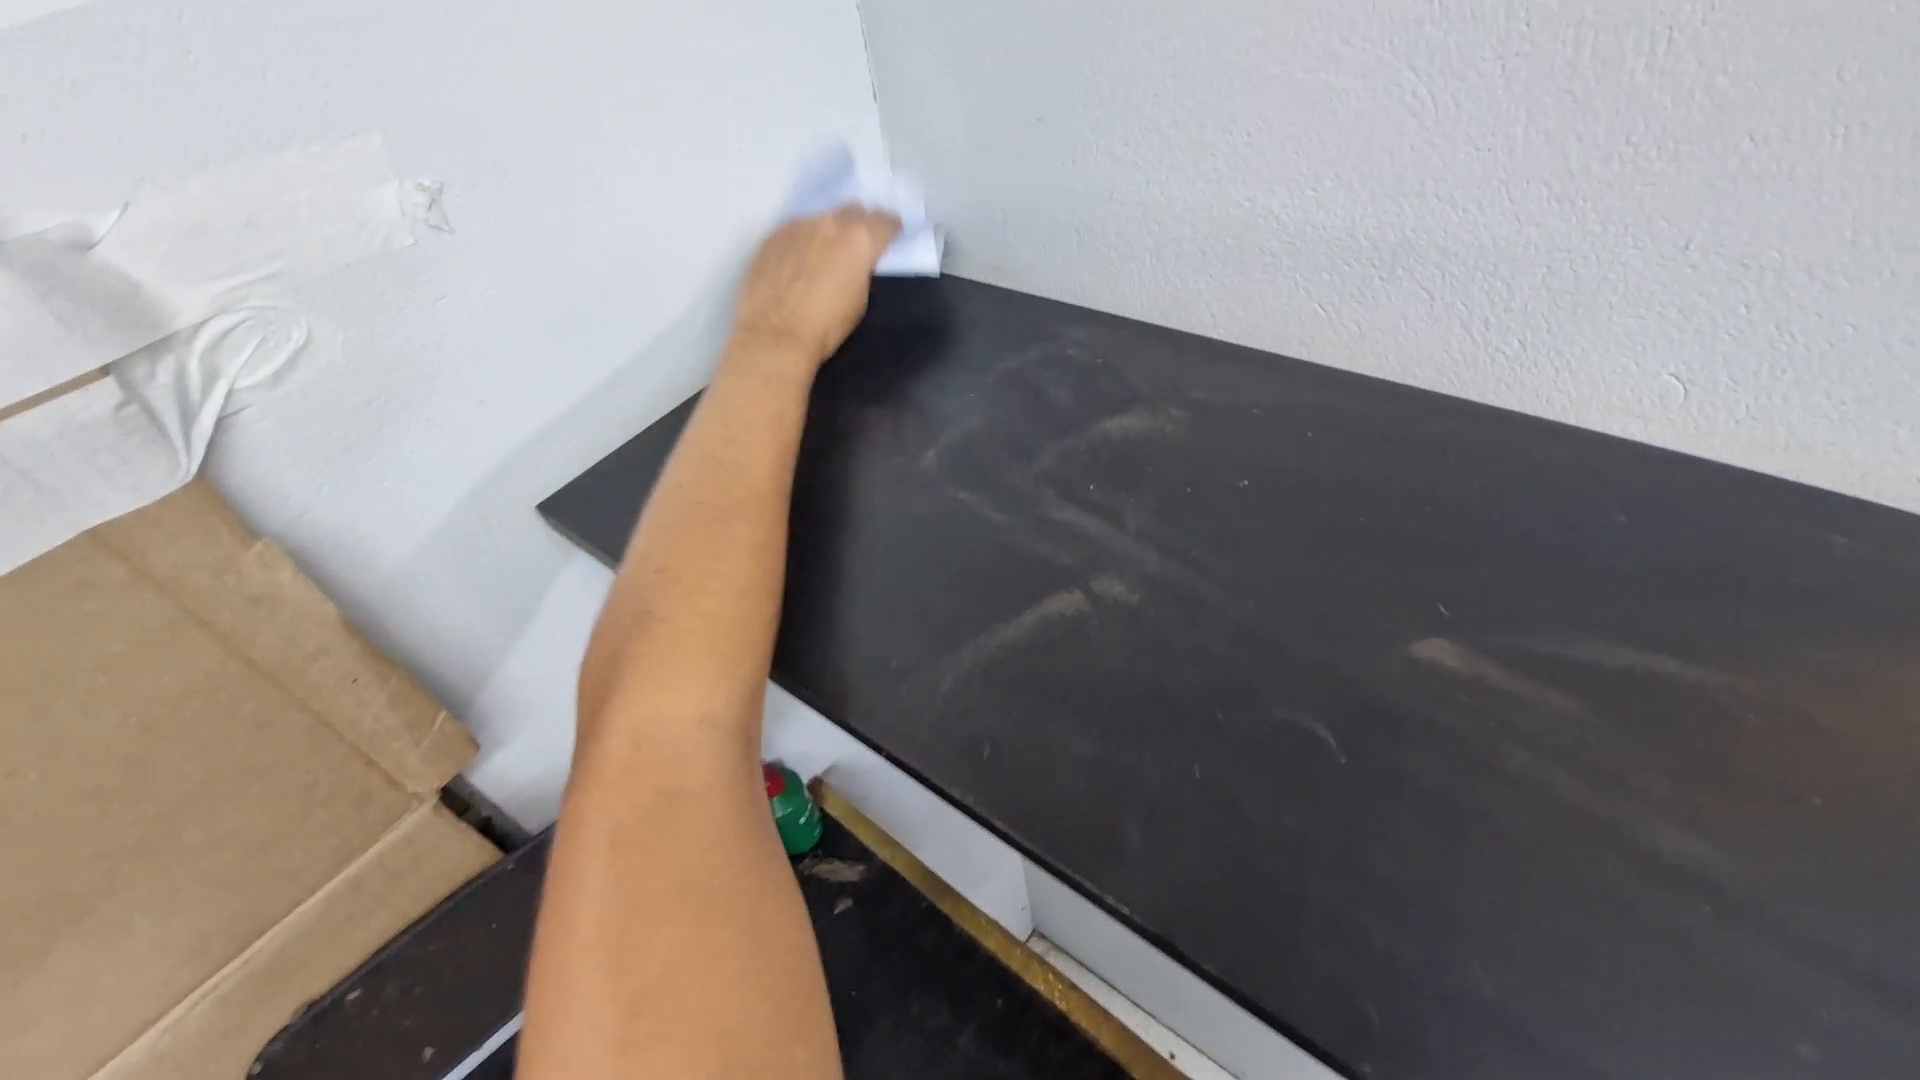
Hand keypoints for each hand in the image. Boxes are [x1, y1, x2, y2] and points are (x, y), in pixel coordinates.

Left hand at [730, 206, 900, 371]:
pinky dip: (803, 240)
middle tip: (858, 244)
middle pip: (853, 210)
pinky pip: (796, 229)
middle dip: (860, 224)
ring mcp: (798, 225)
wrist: (773, 335)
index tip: (890, 239)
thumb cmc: (825, 327)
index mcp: (859, 240)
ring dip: (829, 231)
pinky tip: (798, 261)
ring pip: (822, 218)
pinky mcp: (773, 235)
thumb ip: (862, 270)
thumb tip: (857, 263)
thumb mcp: (860, 300)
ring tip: (824, 254)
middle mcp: (830, 223)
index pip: (885, 222)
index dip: (890, 231)